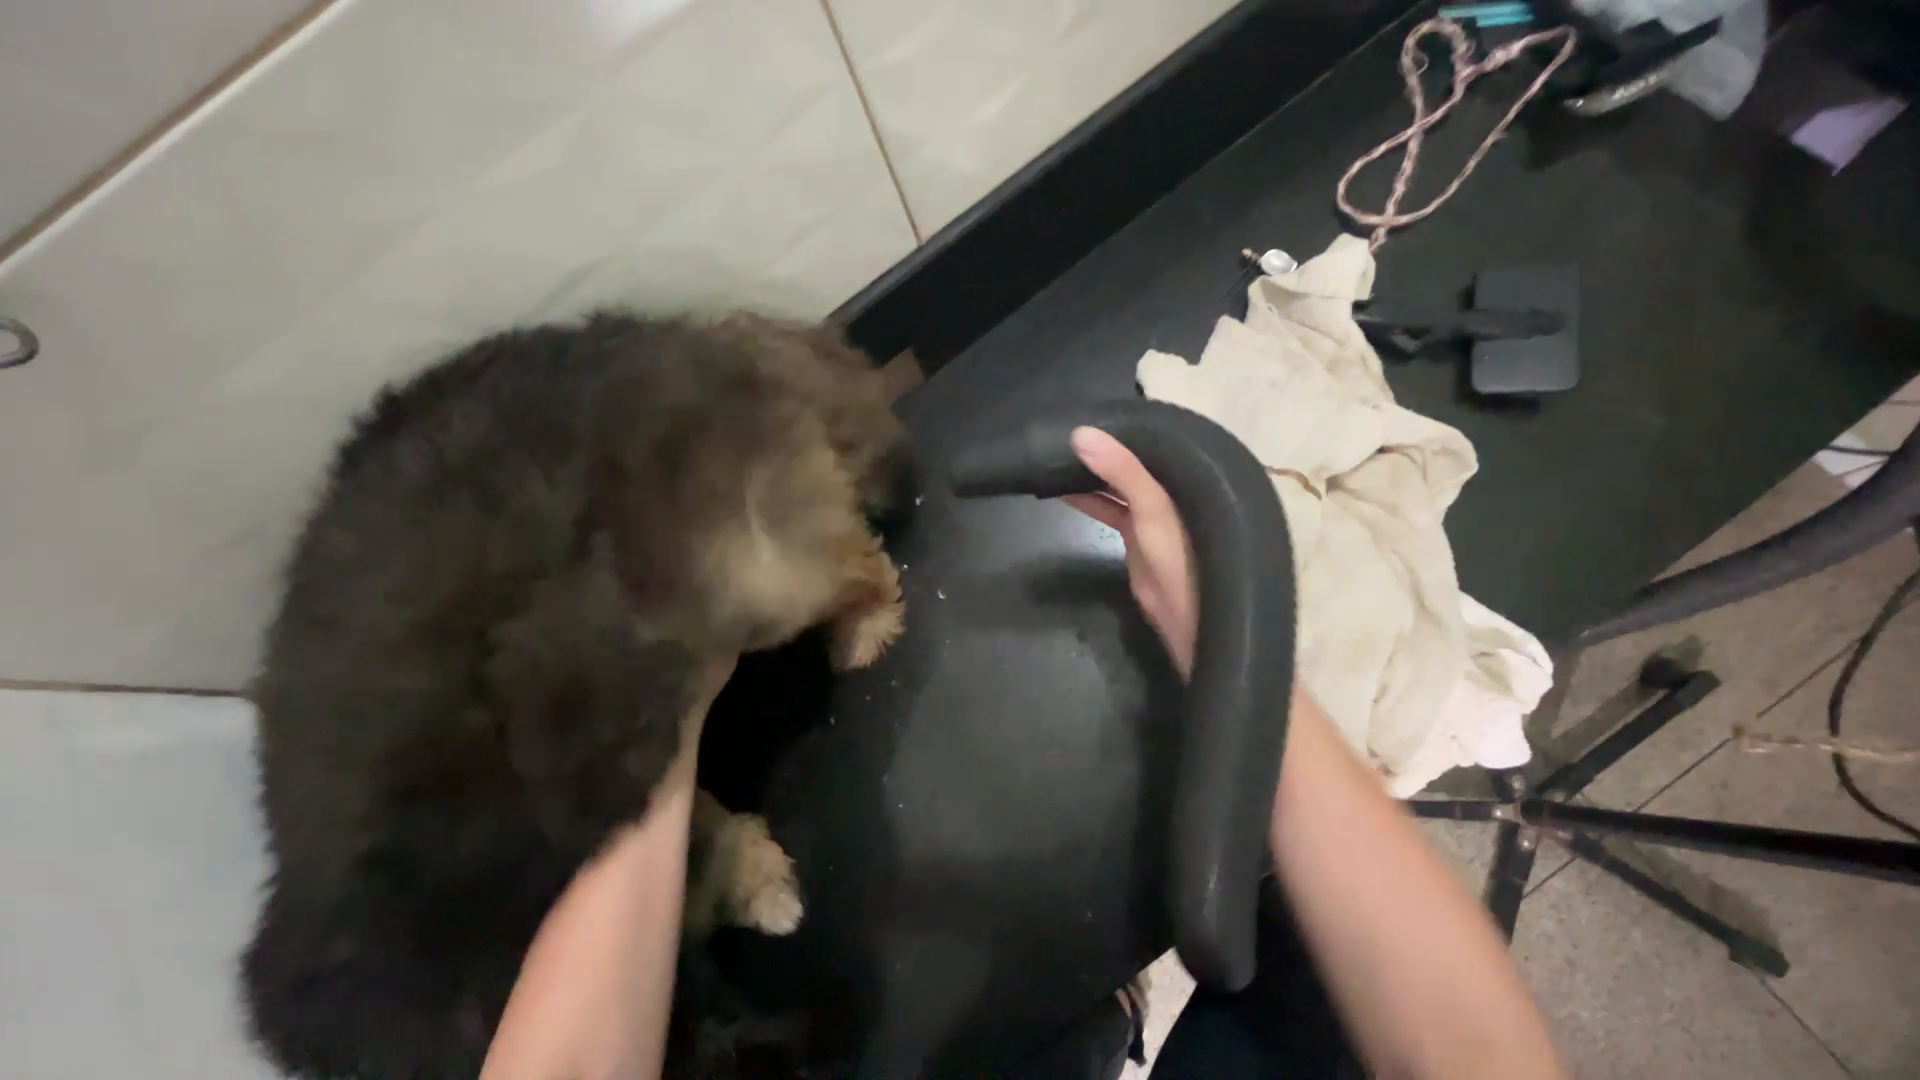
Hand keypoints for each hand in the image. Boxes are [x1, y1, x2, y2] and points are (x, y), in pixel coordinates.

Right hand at [1062, 427, 1199, 678]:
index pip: (1154, 437)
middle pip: (1133, 460)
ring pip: (1118, 484)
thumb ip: (1121, 470)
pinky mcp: (1137, 535)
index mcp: (1188, 474)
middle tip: (1065, 431)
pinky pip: (1109, 508)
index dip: (1124, 424)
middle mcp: (1172, 488)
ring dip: (1091, 474)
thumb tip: (1081, 433)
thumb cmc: (1180, 557)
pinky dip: (1088, 499)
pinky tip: (1062, 490)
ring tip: (1056, 456)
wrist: (1186, 619)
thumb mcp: (1153, 508)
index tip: (1088, 409)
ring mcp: (1154, 513)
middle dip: (1104, 448)